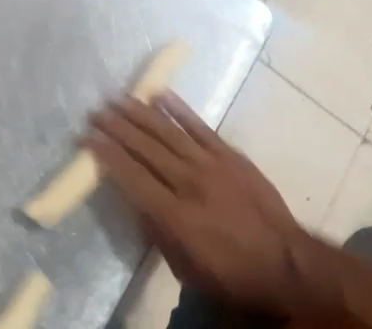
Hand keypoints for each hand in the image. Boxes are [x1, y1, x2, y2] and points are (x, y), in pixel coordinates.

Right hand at [86, 93, 313, 314]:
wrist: (283, 262)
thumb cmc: (230, 275)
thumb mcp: (184, 267)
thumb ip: (158, 231)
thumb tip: (136, 201)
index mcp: (174, 216)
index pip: (131, 177)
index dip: (107, 155)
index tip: (87, 138)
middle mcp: (189, 183)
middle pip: (146, 149)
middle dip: (117, 128)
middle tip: (95, 111)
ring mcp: (211, 164)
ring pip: (169, 132)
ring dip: (141, 113)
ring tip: (119, 98)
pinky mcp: (230, 155)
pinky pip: (200, 127)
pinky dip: (179, 110)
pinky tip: (161, 95)